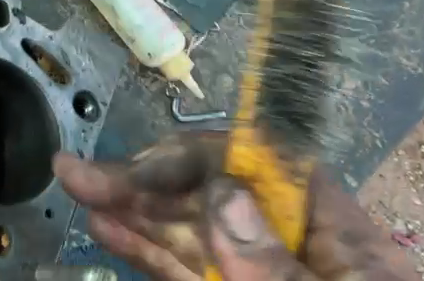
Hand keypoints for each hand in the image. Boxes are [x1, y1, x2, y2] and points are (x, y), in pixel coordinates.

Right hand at [52, 136, 416, 280]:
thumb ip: (278, 271)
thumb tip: (223, 193)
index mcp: (347, 248)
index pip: (270, 169)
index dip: (203, 154)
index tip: (147, 166)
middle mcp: (302, 256)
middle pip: (215, 198)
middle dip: (145, 182)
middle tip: (78, 174)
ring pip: (194, 234)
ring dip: (134, 211)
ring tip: (76, 187)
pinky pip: (192, 273)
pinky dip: (150, 252)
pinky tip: (110, 230)